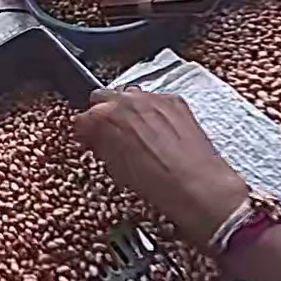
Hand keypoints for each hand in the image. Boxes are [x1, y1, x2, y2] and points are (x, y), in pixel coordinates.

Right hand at [72, 89, 248, 245]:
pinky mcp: (174, 102)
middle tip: (106, 133)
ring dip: (126, 109)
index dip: (84, 132)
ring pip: (128, 94)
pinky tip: (156, 131)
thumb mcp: (115, 168)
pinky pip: (153, 99)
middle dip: (101, 113)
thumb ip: (100, 145)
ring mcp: (152, 98)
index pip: (82, 118)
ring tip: (133, 131)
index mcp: (104, 118)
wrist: (198, 186)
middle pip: (102, 97)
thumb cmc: (158, 183)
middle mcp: (127, 101)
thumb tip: (94, 139)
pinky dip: (150, 110)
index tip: (88, 140)